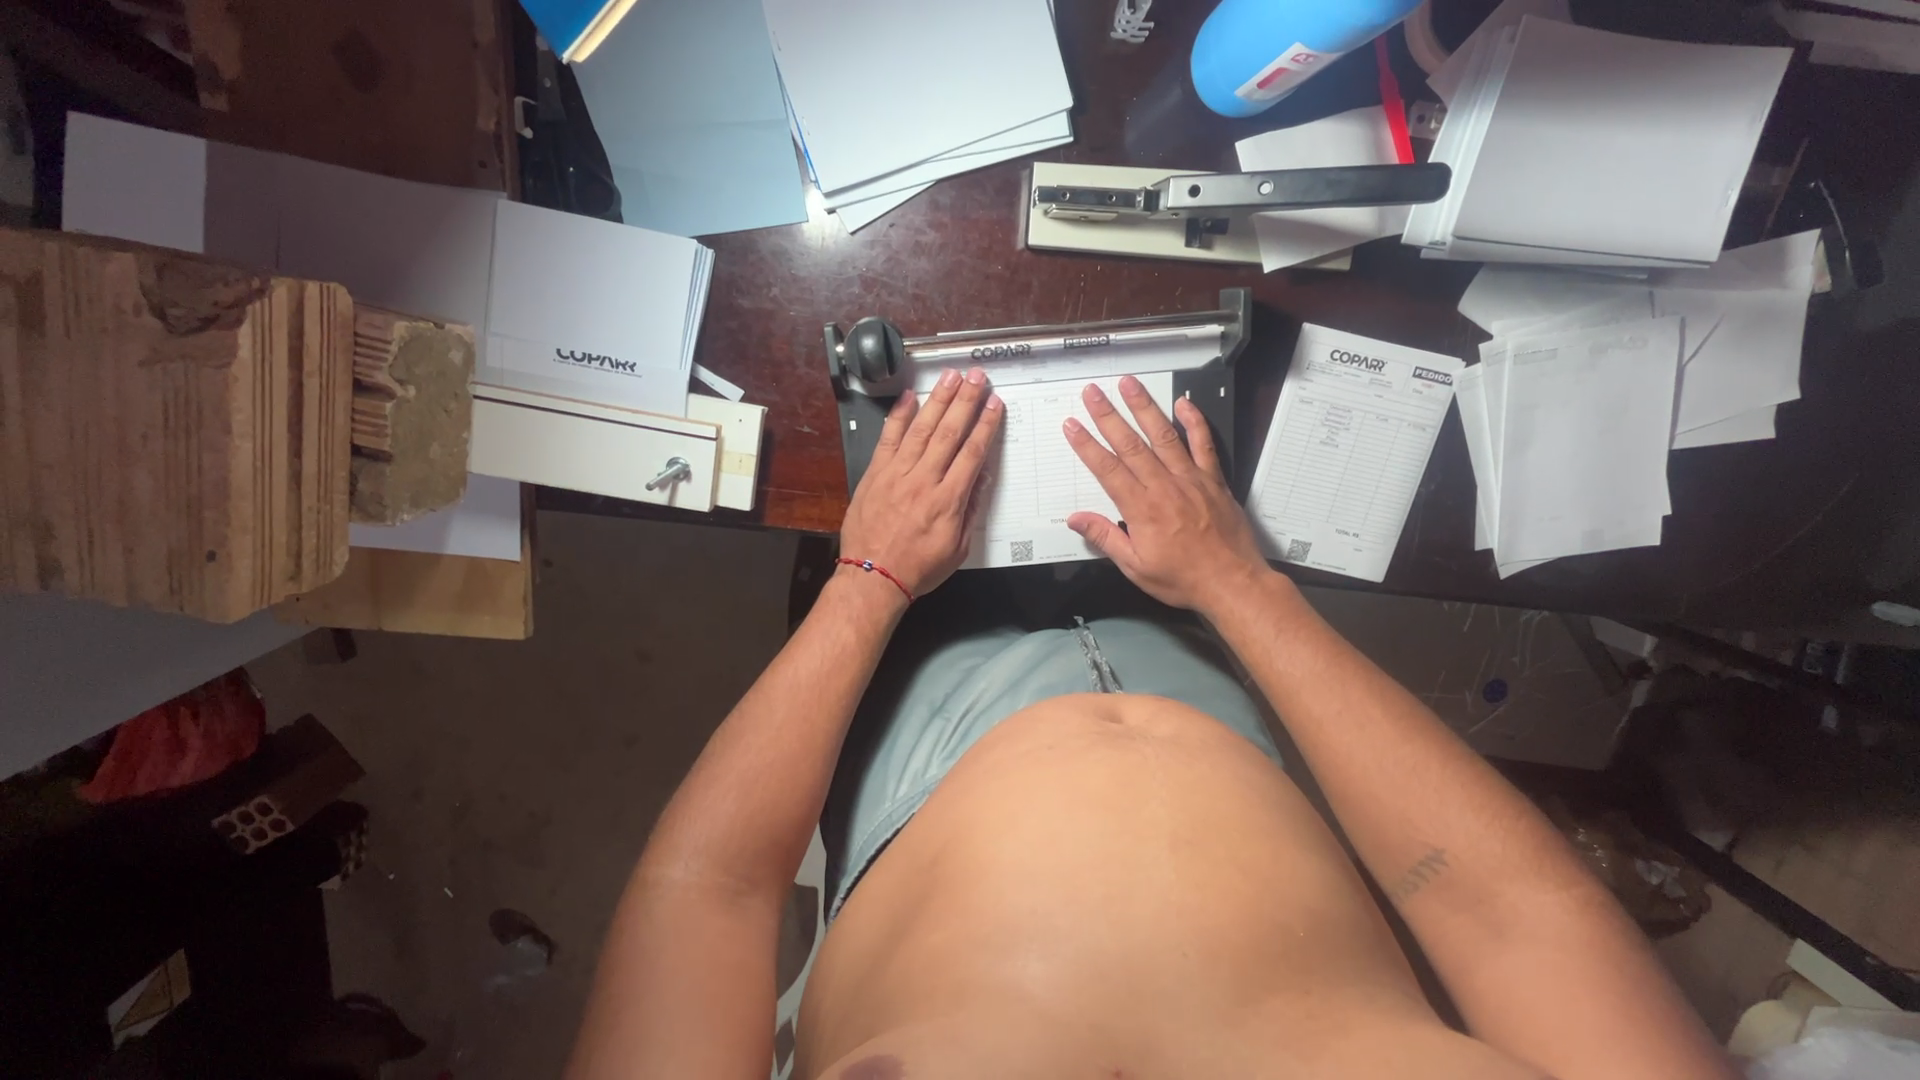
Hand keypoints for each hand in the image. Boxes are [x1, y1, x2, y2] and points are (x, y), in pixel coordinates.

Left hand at [839, 366, 1003, 598]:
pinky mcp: (875, 474)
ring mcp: (896, 474)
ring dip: (938, 400)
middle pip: (949, 433)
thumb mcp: (958, 548)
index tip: (995, 404)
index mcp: (948, 501)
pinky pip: (888, 438)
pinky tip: (910, 396)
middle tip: (978, 377)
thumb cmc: (918, 568)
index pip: (972, 453)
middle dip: (966, 402)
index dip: (986, 426)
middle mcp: (923, 481)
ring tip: (951, 377)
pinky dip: (899, 416)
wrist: (872, 578)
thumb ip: (970, 510)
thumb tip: (980, 478)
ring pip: (921, 429)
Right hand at [1063, 376, 1275, 614]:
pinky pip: (1203, 444)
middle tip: (1093, 392)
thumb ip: (1105, 538)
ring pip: (1163, 436)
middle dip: (1108, 416)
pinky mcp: (1213, 480)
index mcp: (1141, 509)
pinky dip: (1194, 422)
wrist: (1233, 583)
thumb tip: (1076, 519)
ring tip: (1129, 384)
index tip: (1073, 425)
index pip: (1107, 470)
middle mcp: (1164, 487)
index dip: (1087, 445)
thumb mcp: (1135, 567)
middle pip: (1131, 445)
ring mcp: (1191, 479)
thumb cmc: (1183, 579)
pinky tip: (1183, 403)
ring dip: (1144, 408)